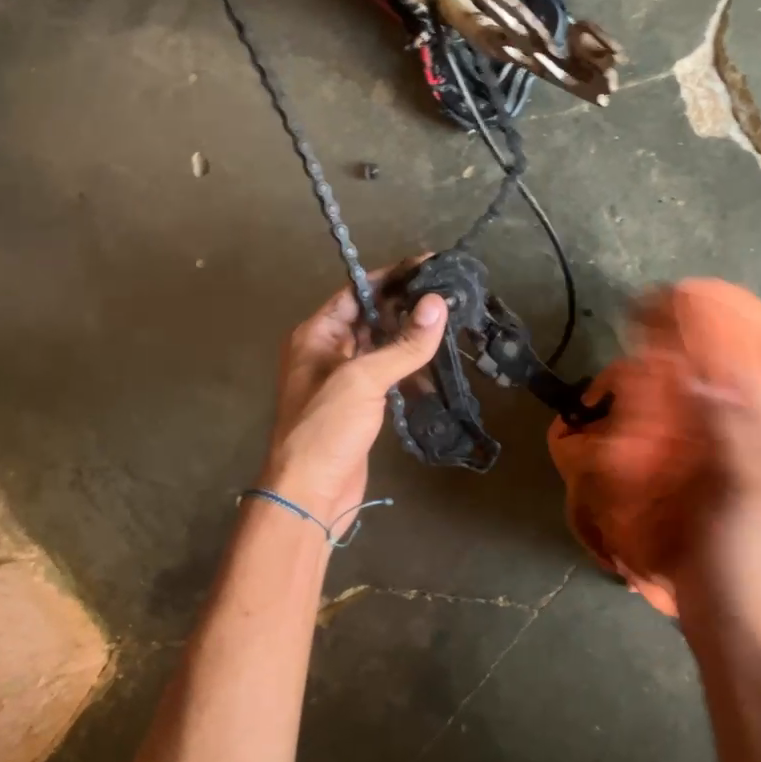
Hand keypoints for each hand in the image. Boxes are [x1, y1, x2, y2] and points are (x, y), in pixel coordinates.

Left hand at [260, 278, 447, 523]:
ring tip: (452, 326)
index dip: (392, 278)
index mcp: (316, 335)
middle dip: (406, 308)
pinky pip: (386, 377)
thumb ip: (403, 344)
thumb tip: (438, 304)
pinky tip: (435, 371)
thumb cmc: (325, 428)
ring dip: (410, 340)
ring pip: (380, 348)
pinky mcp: (358, 406)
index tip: (430, 267)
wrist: (308, 495)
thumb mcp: (364, 380)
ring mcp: (342, 380)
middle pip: (370, 317)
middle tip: (450, 296)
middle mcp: (326, 351)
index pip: (357, 292)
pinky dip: (409, 372)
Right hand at [672, 373, 760, 642]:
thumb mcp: (748, 487)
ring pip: (715, 434)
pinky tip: (650, 438)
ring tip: (648, 394)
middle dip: (700, 386)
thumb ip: (731, 427)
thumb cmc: (748, 559)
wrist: (737, 633)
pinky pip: (698, 461)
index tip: (683, 339)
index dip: (726, 362)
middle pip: (738, 409)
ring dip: (685, 414)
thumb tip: (703, 376)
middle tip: (657, 366)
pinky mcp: (720, 508)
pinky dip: (677, 445)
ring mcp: (749, 488)